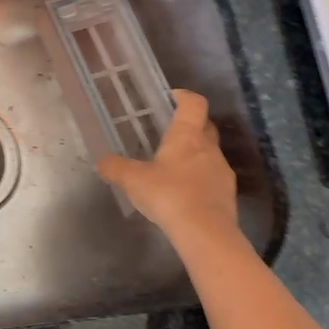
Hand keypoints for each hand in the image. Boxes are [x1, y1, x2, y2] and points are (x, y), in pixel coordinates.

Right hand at [98, 90, 240, 245]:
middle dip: (192, 125)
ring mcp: (221, 171)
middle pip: (206, 127)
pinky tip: (184, 193)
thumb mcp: (132, 180)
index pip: (194, 104)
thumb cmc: (168, 194)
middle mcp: (208, 148)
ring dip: (196, 154)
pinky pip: (212, 178)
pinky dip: (200, 178)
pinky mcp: (227, 194)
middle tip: (171, 132)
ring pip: (210, 153)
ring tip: (174, 167)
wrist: (204, 231)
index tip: (173, 97)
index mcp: (187, 136)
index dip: (184, 97)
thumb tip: (102, 162)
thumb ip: (115, 168)